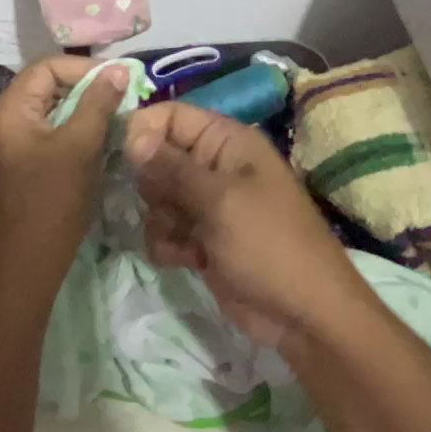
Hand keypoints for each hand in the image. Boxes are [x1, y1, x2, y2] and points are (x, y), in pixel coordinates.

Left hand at [0, 57, 128, 293]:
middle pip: (42, 85)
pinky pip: (39, 130)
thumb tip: (118, 70)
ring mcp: (1, 142)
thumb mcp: (81, 146)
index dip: (84, 68)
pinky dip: (65, 127)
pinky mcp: (11, 161)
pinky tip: (90, 138)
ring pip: (43, 108)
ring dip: (77, 108)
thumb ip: (98, 102)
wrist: (28, 260)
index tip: (119, 80)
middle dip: (82, 86)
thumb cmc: (54, 200)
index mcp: (7, 110)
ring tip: (110, 116)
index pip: (45, 67)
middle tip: (118, 97)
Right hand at [125, 101, 373, 347]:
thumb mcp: (220, 201)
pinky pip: (164, 230)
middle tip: (169, 206)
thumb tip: (131, 135)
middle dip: (152, 186)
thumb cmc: (269, 245)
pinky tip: (188, 260)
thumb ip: (172, 167)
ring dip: (160, 220)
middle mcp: (214, 166)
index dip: (144, 133)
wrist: (303, 315)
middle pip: (156, 158)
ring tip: (185, 239)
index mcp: (227, 142)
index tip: (127, 162)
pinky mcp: (200, 238)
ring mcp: (207, 204)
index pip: (169, 116)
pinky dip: (169, 244)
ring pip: (155, 198)